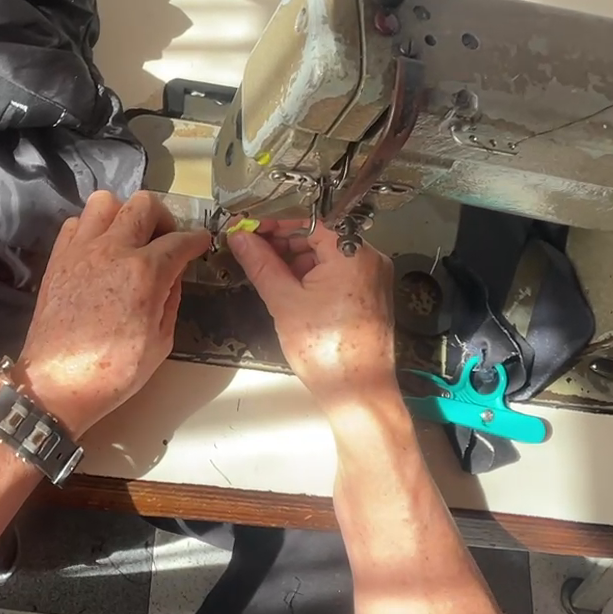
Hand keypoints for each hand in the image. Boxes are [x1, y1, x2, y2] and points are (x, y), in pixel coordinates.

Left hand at [16, 191, 211, 435]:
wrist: (58, 382)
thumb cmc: (114, 371)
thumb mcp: (161, 341)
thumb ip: (170, 299)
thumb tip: (173, 276)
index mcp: (145, 272)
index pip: (180, 240)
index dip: (197, 240)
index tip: (201, 243)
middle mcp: (113, 250)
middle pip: (144, 205)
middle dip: (163, 218)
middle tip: (165, 240)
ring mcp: (81, 250)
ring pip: (105, 201)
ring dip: (123, 214)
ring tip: (128, 238)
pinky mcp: (58, 258)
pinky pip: (76, 222)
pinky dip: (91, 228)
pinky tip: (99, 250)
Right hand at [227, 220, 396, 412]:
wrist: (356, 392)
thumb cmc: (327, 351)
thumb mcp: (283, 301)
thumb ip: (260, 263)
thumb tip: (240, 239)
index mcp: (353, 254)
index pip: (308, 221)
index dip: (274, 224)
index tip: (248, 229)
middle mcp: (369, 260)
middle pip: (319, 236)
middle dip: (282, 243)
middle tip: (250, 251)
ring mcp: (372, 278)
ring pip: (326, 255)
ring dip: (294, 261)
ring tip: (266, 275)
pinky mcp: (368, 295)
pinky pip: (336, 273)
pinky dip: (310, 276)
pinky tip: (288, 290)